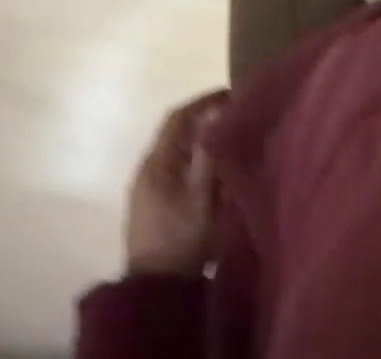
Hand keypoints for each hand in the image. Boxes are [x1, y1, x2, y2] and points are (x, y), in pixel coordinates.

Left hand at [124, 88, 229, 275]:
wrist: (155, 287)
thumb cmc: (180, 238)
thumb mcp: (200, 197)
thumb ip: (207, 156)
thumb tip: (215, 116)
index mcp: (155, 163)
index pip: (177, 118)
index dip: (202, 101)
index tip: (229, 94)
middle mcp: (147, 169)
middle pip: (175, 132)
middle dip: (203, 118)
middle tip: (233, 113)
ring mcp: (147, 187)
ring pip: (175, 150)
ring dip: (199, 139)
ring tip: (227, 136)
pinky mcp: (152, 202)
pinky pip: (175, 166)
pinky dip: (194, 157)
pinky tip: (212, 167)